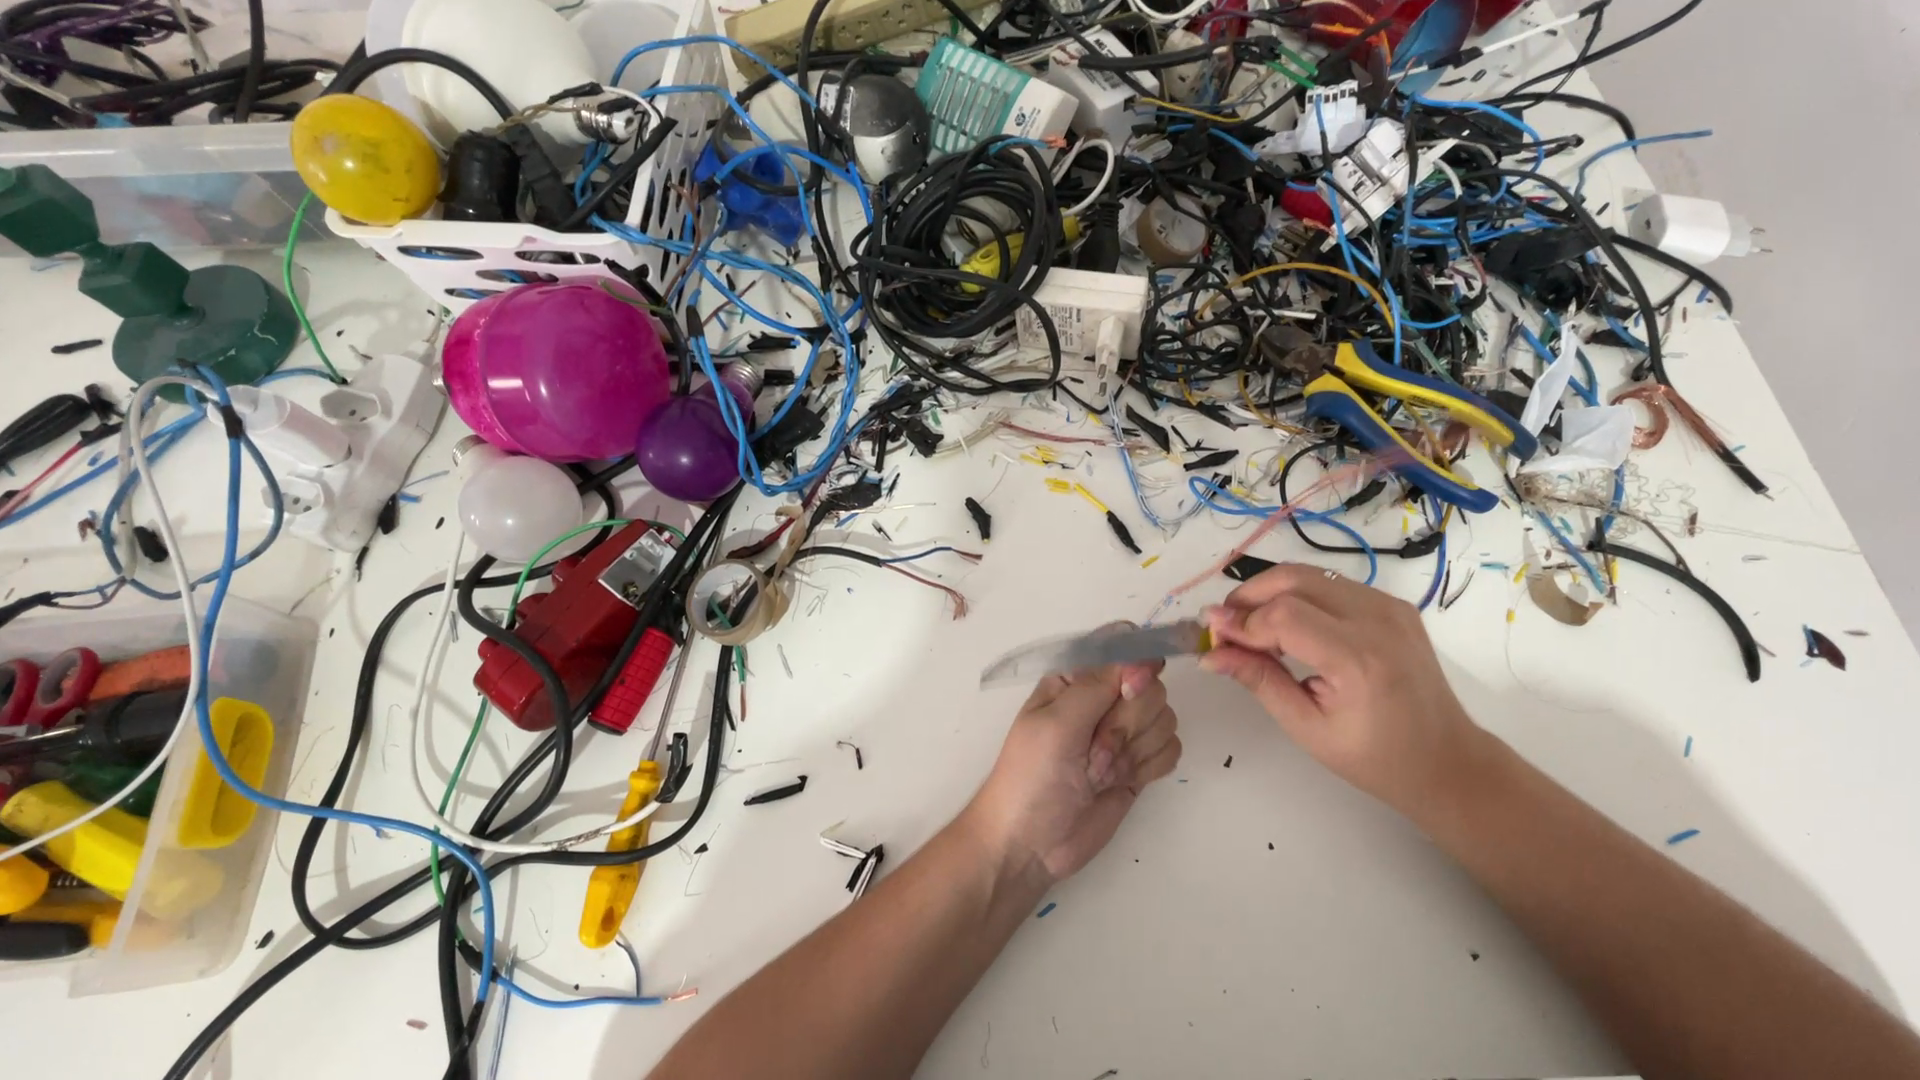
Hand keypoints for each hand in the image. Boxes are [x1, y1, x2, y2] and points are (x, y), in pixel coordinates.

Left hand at [965, 654, 1180, 884]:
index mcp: (1074, 679)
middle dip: (1127, 723)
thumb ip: (1099, 684)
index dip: (1135, 666)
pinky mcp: (1138, 764)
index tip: (1127, 691)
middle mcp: (1102, 699)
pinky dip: (1150, 766)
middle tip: (1093, 751)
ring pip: (1164, 718)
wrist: (1031, 844)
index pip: (1123, 647)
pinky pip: (1170, 749)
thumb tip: (1144, 655)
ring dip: (1134, 750)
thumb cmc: (1031, 777)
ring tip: (1097, 774)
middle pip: (1151, 686)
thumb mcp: (1057, 722)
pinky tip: (1121, 782)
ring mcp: (1122, 732)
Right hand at [1200, 564, 1485, 811]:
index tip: (1212, 639)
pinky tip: (1287, 629)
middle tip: (1225, 628)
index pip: (1284, 615)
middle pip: (1294, 579)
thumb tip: (1211, 652)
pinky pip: (1330, 584)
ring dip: (1270, 594)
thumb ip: (1258, 680)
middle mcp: (1378, 620)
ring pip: (1309, 575)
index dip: (1241, 622)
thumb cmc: (1374, 758)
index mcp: (1359, 659)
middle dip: (1249, 597)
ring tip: (1252, 630)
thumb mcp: (1306, 727)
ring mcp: (1389, 606)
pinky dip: (1297, 596)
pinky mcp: (1392, 604)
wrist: (1447, 760)